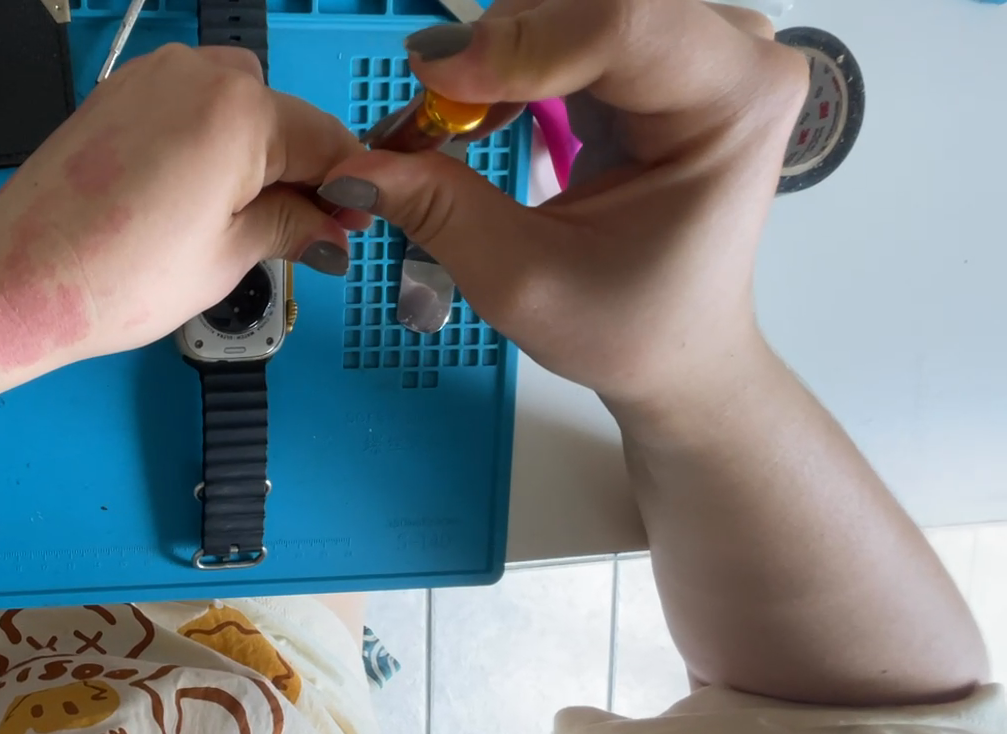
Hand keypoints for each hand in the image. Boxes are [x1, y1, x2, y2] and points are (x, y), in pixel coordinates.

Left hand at [0, 45, 366, 363]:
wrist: (17, 285)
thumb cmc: (115, 282)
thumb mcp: (223, 261)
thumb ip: (289, 227)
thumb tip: (331, 225)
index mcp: (239, 110)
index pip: (323, 140)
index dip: (341, 189)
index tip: (342, 228)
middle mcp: (196, 74)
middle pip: (276, 119)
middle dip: (289, 173)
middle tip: (278, 237)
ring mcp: (148, 79)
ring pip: (229, 111)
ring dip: (242, 160)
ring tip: (216, 226)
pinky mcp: (114, 97)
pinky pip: (181, 114)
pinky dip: (198, 150)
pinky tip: (178, 202)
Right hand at [318, 0, 808, 410]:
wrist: (669, 348)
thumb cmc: (613, 324)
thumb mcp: (516, 279)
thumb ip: (440, 210)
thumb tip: (350, 169)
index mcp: (733, 100)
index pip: (622, 27)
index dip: (513, 45)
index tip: (422, 80)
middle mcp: (730, 51)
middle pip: (593, 5)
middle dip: (492, 51)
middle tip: (412, 126)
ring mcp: (695, 51)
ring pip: (573, 11)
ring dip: (490, 59)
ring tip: (434, 129)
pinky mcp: (657, 66)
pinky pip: (569, 36)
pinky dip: (504, 69)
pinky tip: (472, 117)